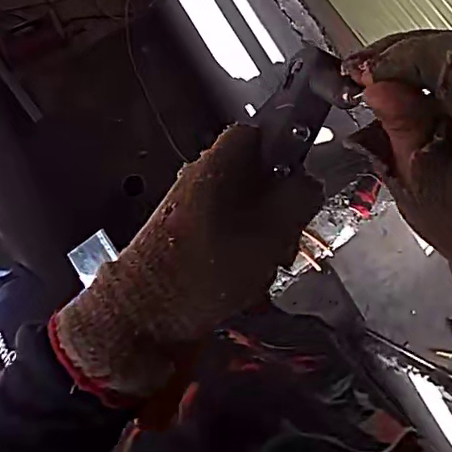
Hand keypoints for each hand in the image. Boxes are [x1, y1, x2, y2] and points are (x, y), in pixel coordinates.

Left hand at [51, 125, 322, 401]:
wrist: (141, 318)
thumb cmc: (199, 273)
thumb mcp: (266, 236)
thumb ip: (295, 202)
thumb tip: (309, 182)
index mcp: (214, 166)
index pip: (252, 134)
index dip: (281, 150)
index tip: (298, 179)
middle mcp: (198, 179)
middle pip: (252, 175)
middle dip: (277, 206)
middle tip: (286, 237)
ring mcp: (189, 208)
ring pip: (243, 207)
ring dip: (263, 235)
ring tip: (266, 265)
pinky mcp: (184, 236)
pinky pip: (225, 231)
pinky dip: (242, 251)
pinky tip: (246, 282)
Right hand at [346, 30, 451, 339]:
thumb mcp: (426, 195)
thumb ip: (404, 134)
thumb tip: (379, 85)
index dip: (403, 59)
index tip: (363, 74)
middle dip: (401, 53)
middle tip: (359, 72)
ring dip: (413, 55)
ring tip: (375, 76)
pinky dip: (431, 64)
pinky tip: (404, 79)